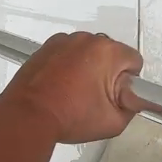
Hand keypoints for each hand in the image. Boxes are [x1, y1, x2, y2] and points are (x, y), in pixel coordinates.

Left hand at [0, 31, 144, 143]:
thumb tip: (131, 96)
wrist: (28, 115)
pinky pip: (67, 53)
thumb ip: (132, 106)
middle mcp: (86, 39)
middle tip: (94, 98)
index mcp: (107, 51)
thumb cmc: (70, 117)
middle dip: (107, 72)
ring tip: (74, 93)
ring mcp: (63, 41)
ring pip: (87, 52)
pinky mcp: (46, 47)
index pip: (133, 60)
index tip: (116, 95)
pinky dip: (67, 65)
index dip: (129, 81)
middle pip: (110, 53)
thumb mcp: (114, 121)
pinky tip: (61, 86)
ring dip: (86, 67)